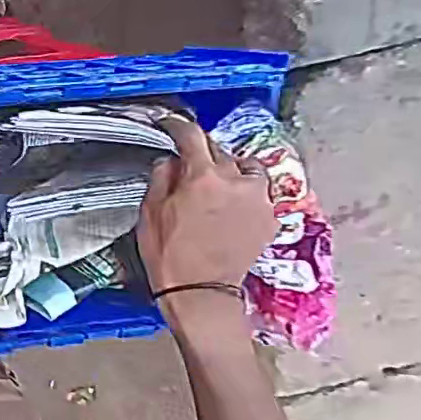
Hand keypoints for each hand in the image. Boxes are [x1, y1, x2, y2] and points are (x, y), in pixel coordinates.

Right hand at [139, 115, 277, 302]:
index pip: (191, 136)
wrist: (200, 293)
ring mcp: (258, 200)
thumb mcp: (150, 214)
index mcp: (202, 177)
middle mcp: (236, 181)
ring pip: (245, 168)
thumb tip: (170, 162)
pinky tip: (230, 207)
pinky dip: (245, 193)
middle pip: (219, 150)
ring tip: (217, 185)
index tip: (170, 125)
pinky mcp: (270, 218)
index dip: (177, 126)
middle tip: (188, 168)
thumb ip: (161, 179)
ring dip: (230, 170)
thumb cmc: (170, 257)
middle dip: (202, 155)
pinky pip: (258, 193)